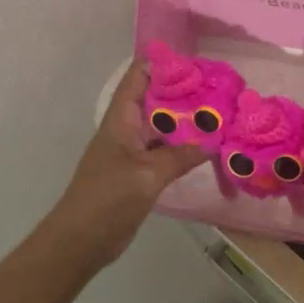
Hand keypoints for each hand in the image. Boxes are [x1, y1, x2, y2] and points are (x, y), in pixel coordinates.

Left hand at [47, 59, 208, 263]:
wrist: (81, 240)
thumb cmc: (108, 199)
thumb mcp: (148, 174)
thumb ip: (181, 156)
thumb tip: (213, 142)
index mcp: (121, 119)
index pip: (139, 76)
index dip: (164, 63)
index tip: (198, 63)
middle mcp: (127, 129)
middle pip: (155, 99)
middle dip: (185, 92)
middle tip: (221, 90)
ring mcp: (133, 151)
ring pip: (163, 126)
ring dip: (188, 121)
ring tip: (221, 115)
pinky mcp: (140, 173)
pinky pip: (165, 151)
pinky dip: (184, 147)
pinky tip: (208, 148)